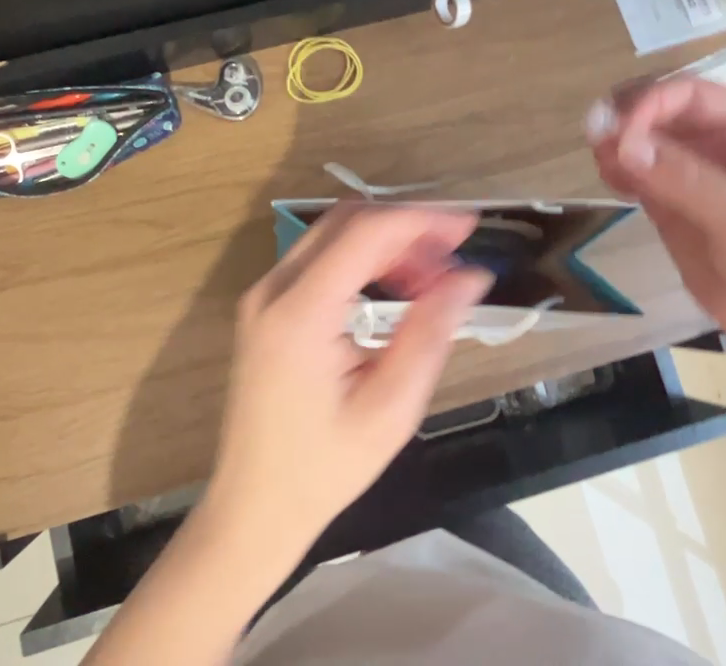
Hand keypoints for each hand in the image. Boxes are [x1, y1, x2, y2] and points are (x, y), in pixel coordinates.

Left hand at [199, 204, 494, 555]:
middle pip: (345, 223)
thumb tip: (470, 277)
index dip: (421, 219)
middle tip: (453, 256)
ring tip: (431, 279)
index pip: (365, 232)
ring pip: (331, 237)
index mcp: (300, 311)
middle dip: (406, 228)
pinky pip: (317, 262)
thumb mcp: (391, 407)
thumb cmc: (324, 467)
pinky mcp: (264, 310)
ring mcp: (262, 297)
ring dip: (384, 244)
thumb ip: (430, 332)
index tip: (468, 227)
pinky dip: (360, 262)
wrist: (255, 505)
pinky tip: (394, 291)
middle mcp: (272, 290)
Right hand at [585, 77, 725, 339]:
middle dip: (626, 117)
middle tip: (596, 136)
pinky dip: (617, 168)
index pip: (691, 94)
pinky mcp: (668, 199)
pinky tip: (609, 180)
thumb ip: (685, 179)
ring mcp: (691, 170)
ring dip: (616, 142)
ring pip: (641, 138)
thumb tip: (622, 144)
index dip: (652, 102)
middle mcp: (719, 140)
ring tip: (601, 162)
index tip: (619, 129)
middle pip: (660, 109)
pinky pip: (634, 171)